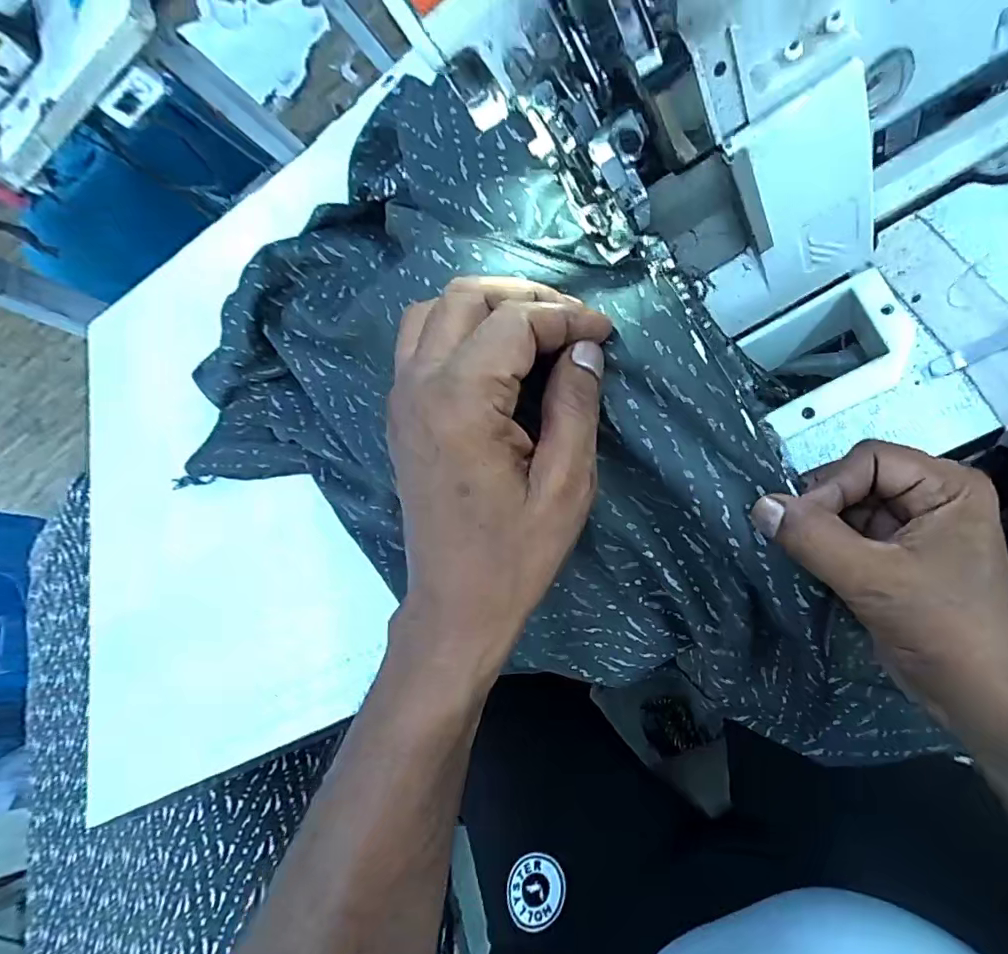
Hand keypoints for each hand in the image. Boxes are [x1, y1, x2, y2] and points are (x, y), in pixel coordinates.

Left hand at [387, 277, 612, 672]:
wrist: (457, 601)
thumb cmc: (518, 552)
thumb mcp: (567, 484)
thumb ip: (575, 407)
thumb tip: (585, 350)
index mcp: (461, 401)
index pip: (514, 323)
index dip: (566, 316)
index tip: (606, 333)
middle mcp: (418, 384)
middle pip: (464, 297)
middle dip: (526, 298)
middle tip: (575, 321)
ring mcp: (401, 396)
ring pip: (434, 310)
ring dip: (490, 307)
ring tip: (541, 329)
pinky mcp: (401, 412)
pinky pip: (421, 340)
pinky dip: (463, 328)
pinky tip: (503, 357)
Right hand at [750, 440, 1007, 722]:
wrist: (979, 698)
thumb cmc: (941, 630)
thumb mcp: (874, 580)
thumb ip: (815, 539)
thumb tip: (762, 506)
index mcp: (949, 486)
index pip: (873, 459)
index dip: (831, 485)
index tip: (795, 522)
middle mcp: (938, 499)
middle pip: (864, 482)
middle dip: (826, 508)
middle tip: (792, 538)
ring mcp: (922, 532)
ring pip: (857, 513)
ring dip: (826, 531)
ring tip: (798, 554)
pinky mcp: (906, 562)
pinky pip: (861, 541)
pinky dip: (834, 552)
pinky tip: (813, 567)